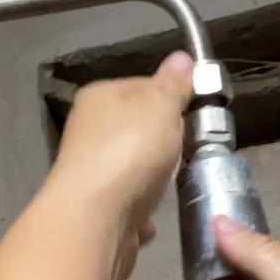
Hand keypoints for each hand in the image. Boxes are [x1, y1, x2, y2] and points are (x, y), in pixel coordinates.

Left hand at [44, 51, 193, 279]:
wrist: (96, 220)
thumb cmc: (129, 152)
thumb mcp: (161, 105)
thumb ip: (174, 85)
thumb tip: (181, 59)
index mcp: (99, 98)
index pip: (142, 87)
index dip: (171, 100)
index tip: (191, 116)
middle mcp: (89, 133)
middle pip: (139, 133)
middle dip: (164, 146)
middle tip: (184, 155)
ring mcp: (91, 176)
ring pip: (133, 173)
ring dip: (153, 182)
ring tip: (168, 188)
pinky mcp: (97, 213)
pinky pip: (128, 209)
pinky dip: (141, 216)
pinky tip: (150, 220)